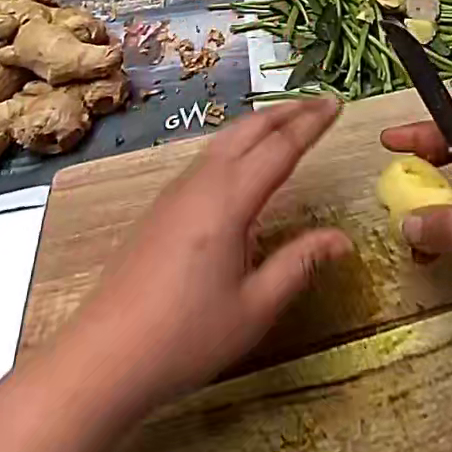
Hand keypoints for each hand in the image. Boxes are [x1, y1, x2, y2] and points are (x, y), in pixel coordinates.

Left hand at [51, 97, 353, 409]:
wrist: (110, 348)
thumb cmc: (188, 334)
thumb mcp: (255, 306)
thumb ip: (299, 263)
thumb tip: (340, 239)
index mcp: (228, 199)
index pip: (279, 147)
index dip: (311, 123)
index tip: (336, 103)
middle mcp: (201, 182)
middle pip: (247, 130)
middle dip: (285, 111)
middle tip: (319, 103)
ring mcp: (176, 190)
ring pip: (223, 140)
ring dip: (258, 124)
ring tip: (288, 121)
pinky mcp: (163, 204)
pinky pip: (207, 158)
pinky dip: (236, 143)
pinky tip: (244, 161)